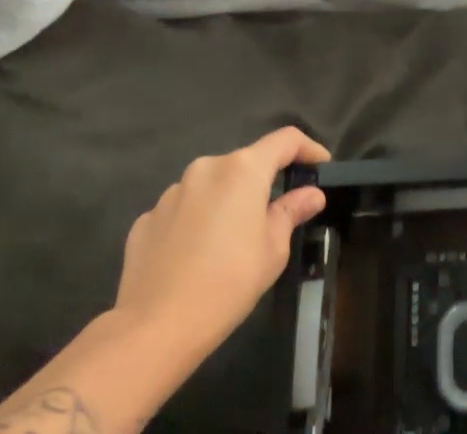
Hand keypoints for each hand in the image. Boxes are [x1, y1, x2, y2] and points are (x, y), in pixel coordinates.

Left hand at [112, 127, 330, 359]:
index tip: (320, 167)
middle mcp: (205, 169)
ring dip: (227, 201)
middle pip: (245, 163)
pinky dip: (197, 221)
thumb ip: (291, 212)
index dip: (308, 148)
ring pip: (211, 186)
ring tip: (232, 241)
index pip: (285, 140)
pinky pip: (183, 210)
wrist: (156, 327)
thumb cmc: (229, 282)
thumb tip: (310, 195)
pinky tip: (197, 255)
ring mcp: (171, 193)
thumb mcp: (274, 249)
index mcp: (242, 170)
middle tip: (275, 215)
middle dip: (264, 182)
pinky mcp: (146, 219)